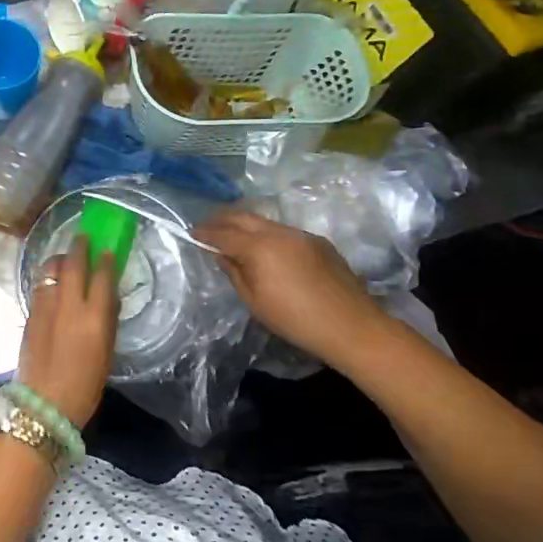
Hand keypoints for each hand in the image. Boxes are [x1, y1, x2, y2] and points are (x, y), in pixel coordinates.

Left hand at [16, 236, 118, 427]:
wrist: (45, 404)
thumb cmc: (86, 384)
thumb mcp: (107, 351)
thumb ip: (108, 319)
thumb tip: (108, 295)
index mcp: (93, 316)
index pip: (102, 276)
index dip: (106, 260)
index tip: (108, 249)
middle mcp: (68, 305)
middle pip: (73, 264)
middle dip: (79, 247)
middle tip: (84, 236)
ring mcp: (46, 307)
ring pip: (51, 270)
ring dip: (59, 258)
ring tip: (65, 255)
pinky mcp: (30, 315)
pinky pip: (40, 285)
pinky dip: (48, 276)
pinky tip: (51, 279)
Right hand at [194, 210, 391, 366]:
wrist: (350, 325)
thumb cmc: (295, 320)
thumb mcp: (255, 302)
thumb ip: (236, 273)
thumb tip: (223, 254)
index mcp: (259, 247)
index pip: (224, 234)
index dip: (206, 233)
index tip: (192, 232)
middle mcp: (279, 232)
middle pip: (244, 217)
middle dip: (223, 219)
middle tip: (208, 225)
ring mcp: (301, 234)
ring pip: (266, 222)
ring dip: (246, 225)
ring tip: (234, 235)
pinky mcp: (318, 241)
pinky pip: (285, 232)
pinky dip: (268, 235)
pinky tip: (268, 250)